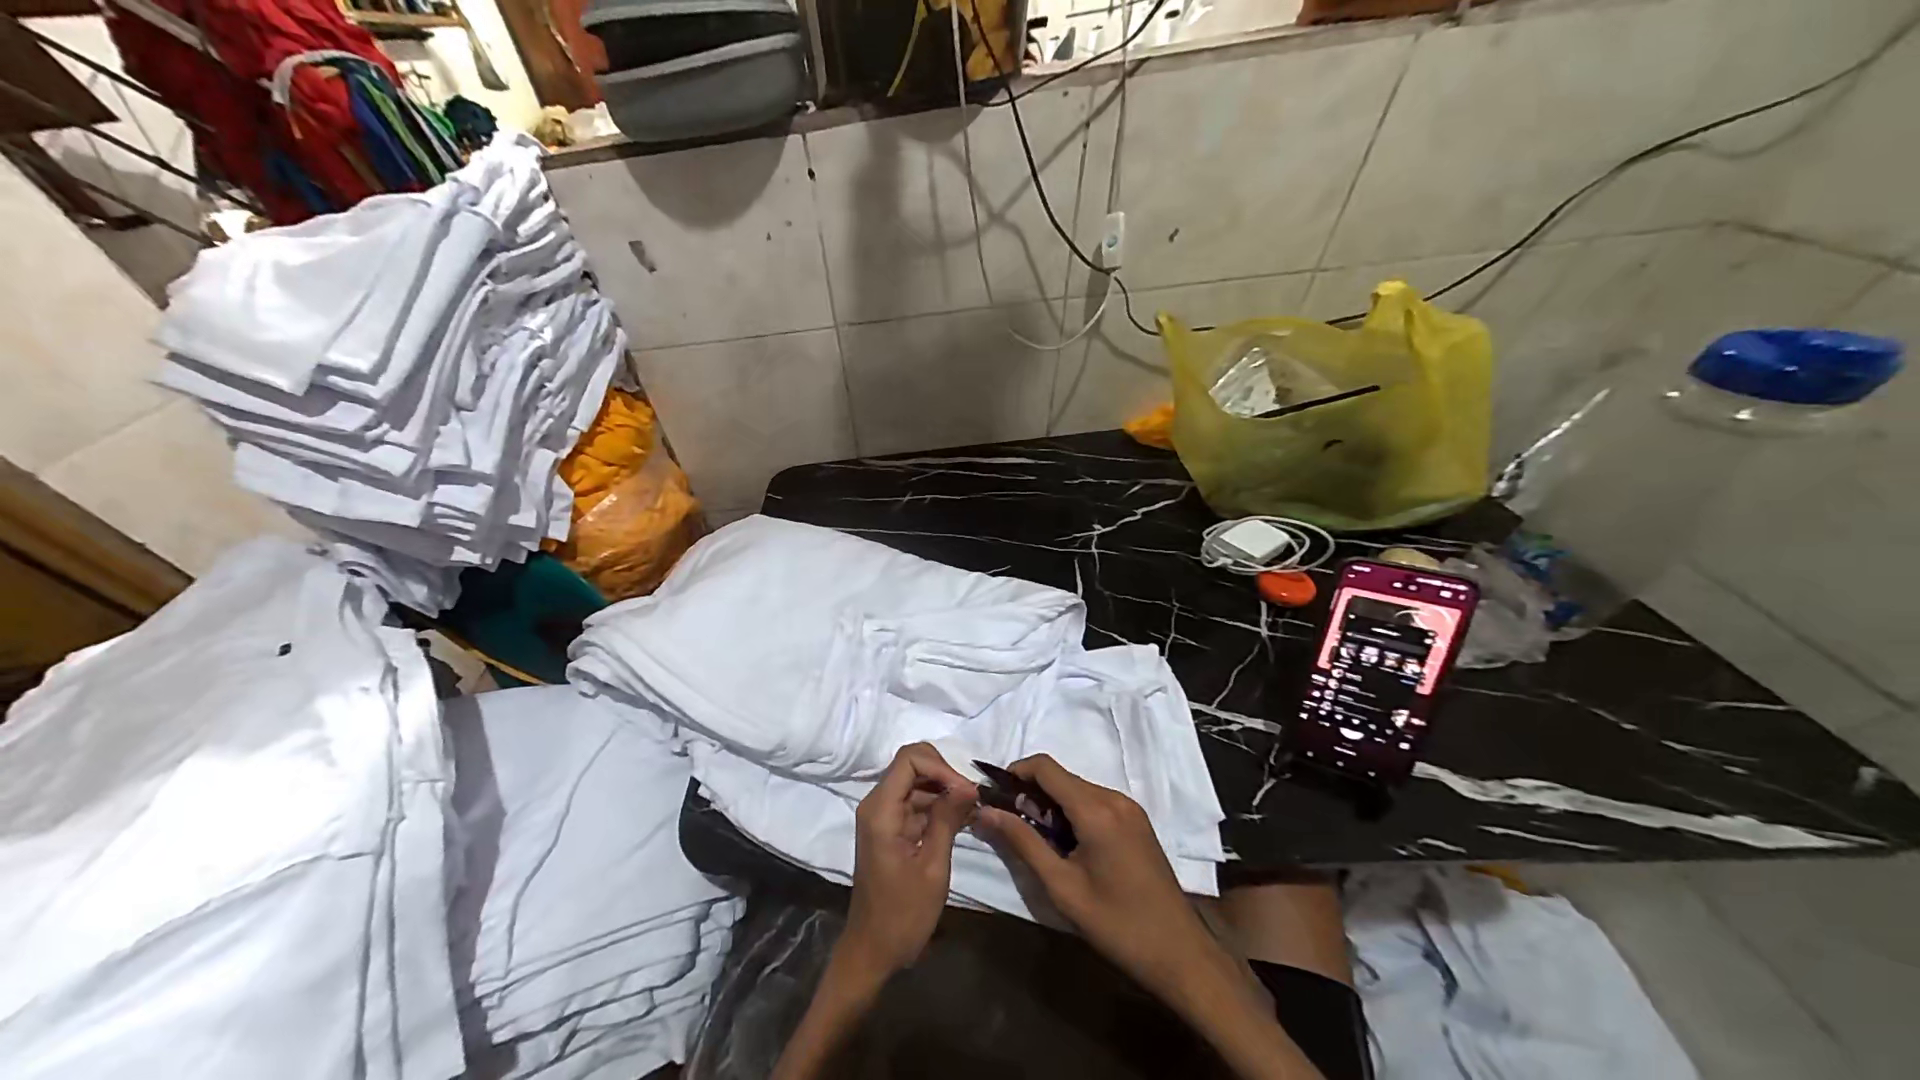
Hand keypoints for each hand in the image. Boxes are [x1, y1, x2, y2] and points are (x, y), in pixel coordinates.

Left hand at [842, 742, 977, 976]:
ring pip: (917, 782)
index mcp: (880, 809)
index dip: (941, 767)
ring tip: (975, 810)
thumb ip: (947, 819)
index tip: (966, 790)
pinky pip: (916, 802)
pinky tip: (963, 820)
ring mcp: (883, 816)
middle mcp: (877, 804)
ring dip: (946, 790)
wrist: (873, 951)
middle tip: (974, 799)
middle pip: (913, 765)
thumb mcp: (933, 867)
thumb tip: (969, 784)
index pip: (910, 759)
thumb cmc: (903, 914)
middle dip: (946, 775)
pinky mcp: (891, 828)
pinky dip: (939, 806)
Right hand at [979, 756, 1320, 1078]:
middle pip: (1062, 777)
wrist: (1179, 953)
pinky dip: (1073, 813)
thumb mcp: (1061, 887)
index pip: (1046, 767)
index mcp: (1096, 809)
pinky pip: (1096, 802)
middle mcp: (1115, 798)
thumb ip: (1022, 843)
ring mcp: (1130, 808)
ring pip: (1078, 789)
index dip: (1015, 772)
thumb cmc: (1116, 924)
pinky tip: (1067, 845)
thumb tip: (986, 812)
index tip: (994, 796)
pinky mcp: (1138, 821)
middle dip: (1031, 793)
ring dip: (1052, 805)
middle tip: (1011, 826)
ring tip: (1038, 841)